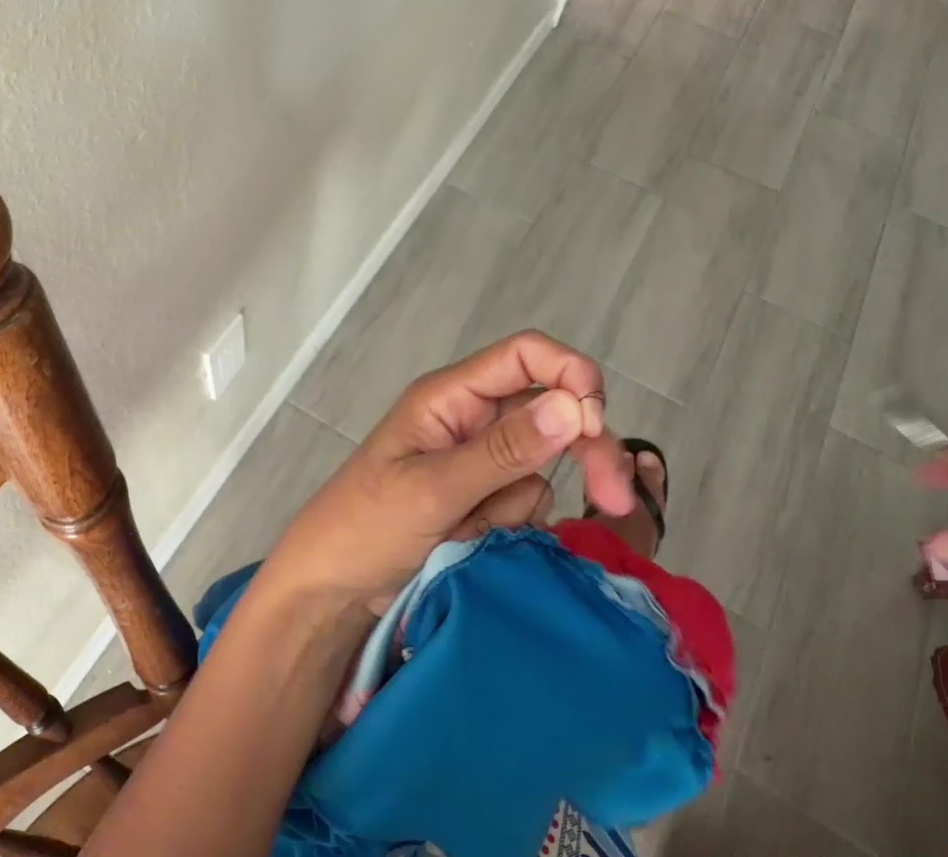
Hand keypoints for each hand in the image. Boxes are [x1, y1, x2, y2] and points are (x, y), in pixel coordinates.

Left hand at [253, 331, 637, 618]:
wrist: (333, 590)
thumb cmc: (364, 527)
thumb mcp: (432, 489)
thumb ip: (503, 451)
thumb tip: (573, 406)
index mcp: (450, 397)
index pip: (525, 356)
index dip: (570, 375)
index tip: (597, 421)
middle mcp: (471, 420)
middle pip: (552, 412)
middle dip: (582, 448)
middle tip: (614, 497)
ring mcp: (480, 463)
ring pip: (544, 465)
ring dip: (524, 502)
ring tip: (473, 532)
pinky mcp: (484, 501)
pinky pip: (528, 502)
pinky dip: (514, 524)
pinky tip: (475, 543)